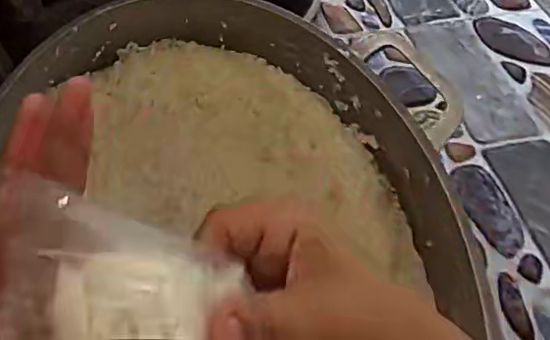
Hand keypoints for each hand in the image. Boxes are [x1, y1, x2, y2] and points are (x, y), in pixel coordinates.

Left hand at [0, 78, 93, 339]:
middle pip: (42, 203)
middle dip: (58, 142)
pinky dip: (97, 226)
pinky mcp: (76, 319)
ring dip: (72, 166)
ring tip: (79, 112)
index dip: (27, 153)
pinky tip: (104, 196)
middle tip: (74, 89)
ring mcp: (51, 304)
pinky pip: (92, 269)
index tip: (42, 100)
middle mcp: (22, 289)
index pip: (10, 211)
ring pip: (65, 225)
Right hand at [198, 203, 468, 339]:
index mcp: (278, 221)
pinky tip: (229, 334)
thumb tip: (210, 320)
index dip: (200, 259)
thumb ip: (257, 317)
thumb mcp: (307, 314)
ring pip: (227, 290)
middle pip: (219, 260)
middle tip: (191, 324)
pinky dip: (235, 326)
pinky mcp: (277, 307)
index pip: (221, 226)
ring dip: (219, 314)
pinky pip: (243, 312)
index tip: (188, 301)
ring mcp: (272, 276)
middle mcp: (269, 242)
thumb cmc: (361, 317)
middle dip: (206, 294)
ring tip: (207, 329)